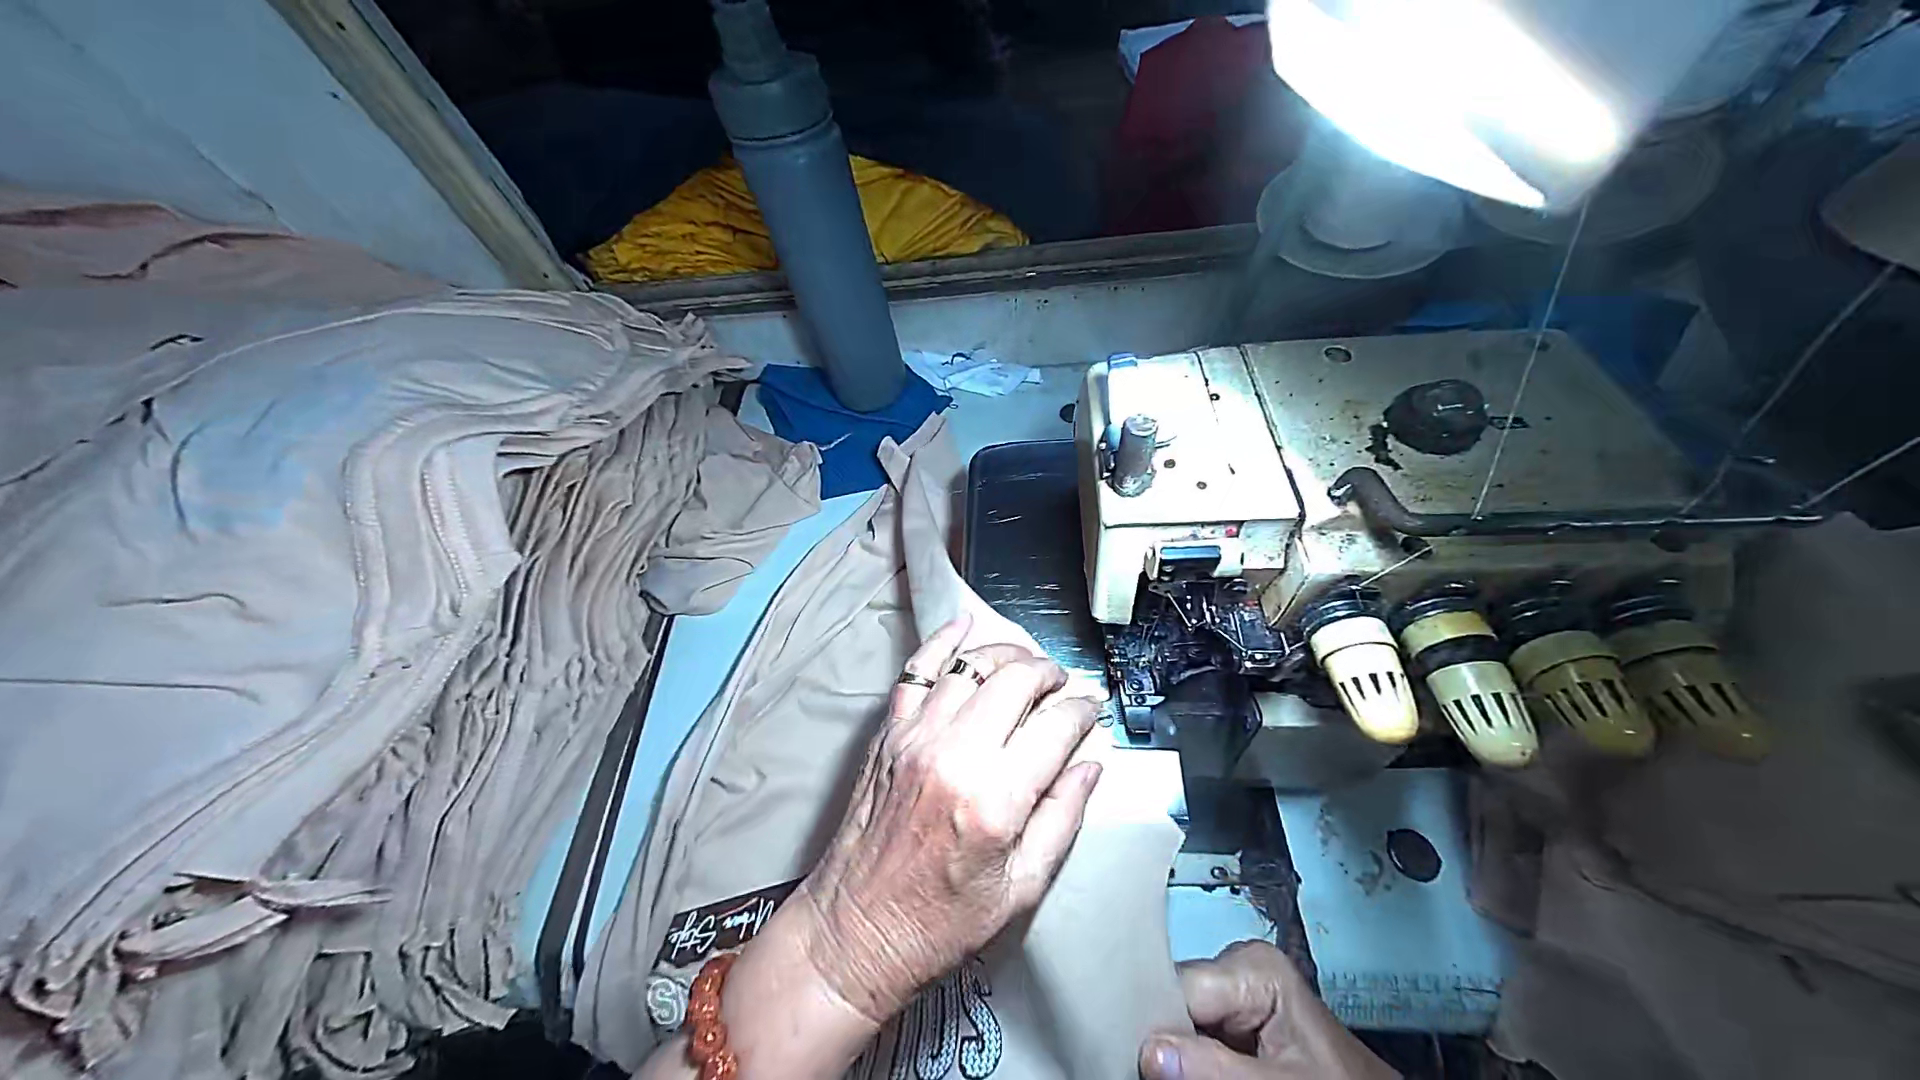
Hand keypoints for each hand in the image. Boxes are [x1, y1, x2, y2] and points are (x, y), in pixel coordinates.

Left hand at [789, 614, 1104, 1023]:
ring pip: (970, 665)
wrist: (856, 931)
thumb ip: (1062, 819)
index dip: (1082, 712)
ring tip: (1026, 665)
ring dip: (1007, 655)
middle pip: (1015, 681)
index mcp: (994, 801)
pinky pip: (916, 670)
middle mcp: (953, 756)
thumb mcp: (1020, 888)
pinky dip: (941, 642)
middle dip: (1049, 674)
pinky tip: (963, 626)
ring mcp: (915, 738)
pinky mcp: (888, 734)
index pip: (1055, 727)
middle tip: (1062, 686)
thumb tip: (1089, 767)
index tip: (1090, 711)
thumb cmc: (937, 922)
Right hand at [1140, 941, 1396, 1079]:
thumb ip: (1218, 1068)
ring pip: (1177, 1021)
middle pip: (1176, 1001)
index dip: (1160, 1025)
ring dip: (1175, 1054)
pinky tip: (1185, 1070)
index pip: (1183, 987)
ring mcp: (1232, 996)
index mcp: (1254, 966)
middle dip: (1167, 1042)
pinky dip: (1189, 1061)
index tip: (1143, 1060)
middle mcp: (1236, 970)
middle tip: (1158, 1070)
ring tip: (1173, 1071)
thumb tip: (1149, 1051)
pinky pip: (1193, 1036)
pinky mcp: (1231, 1023)